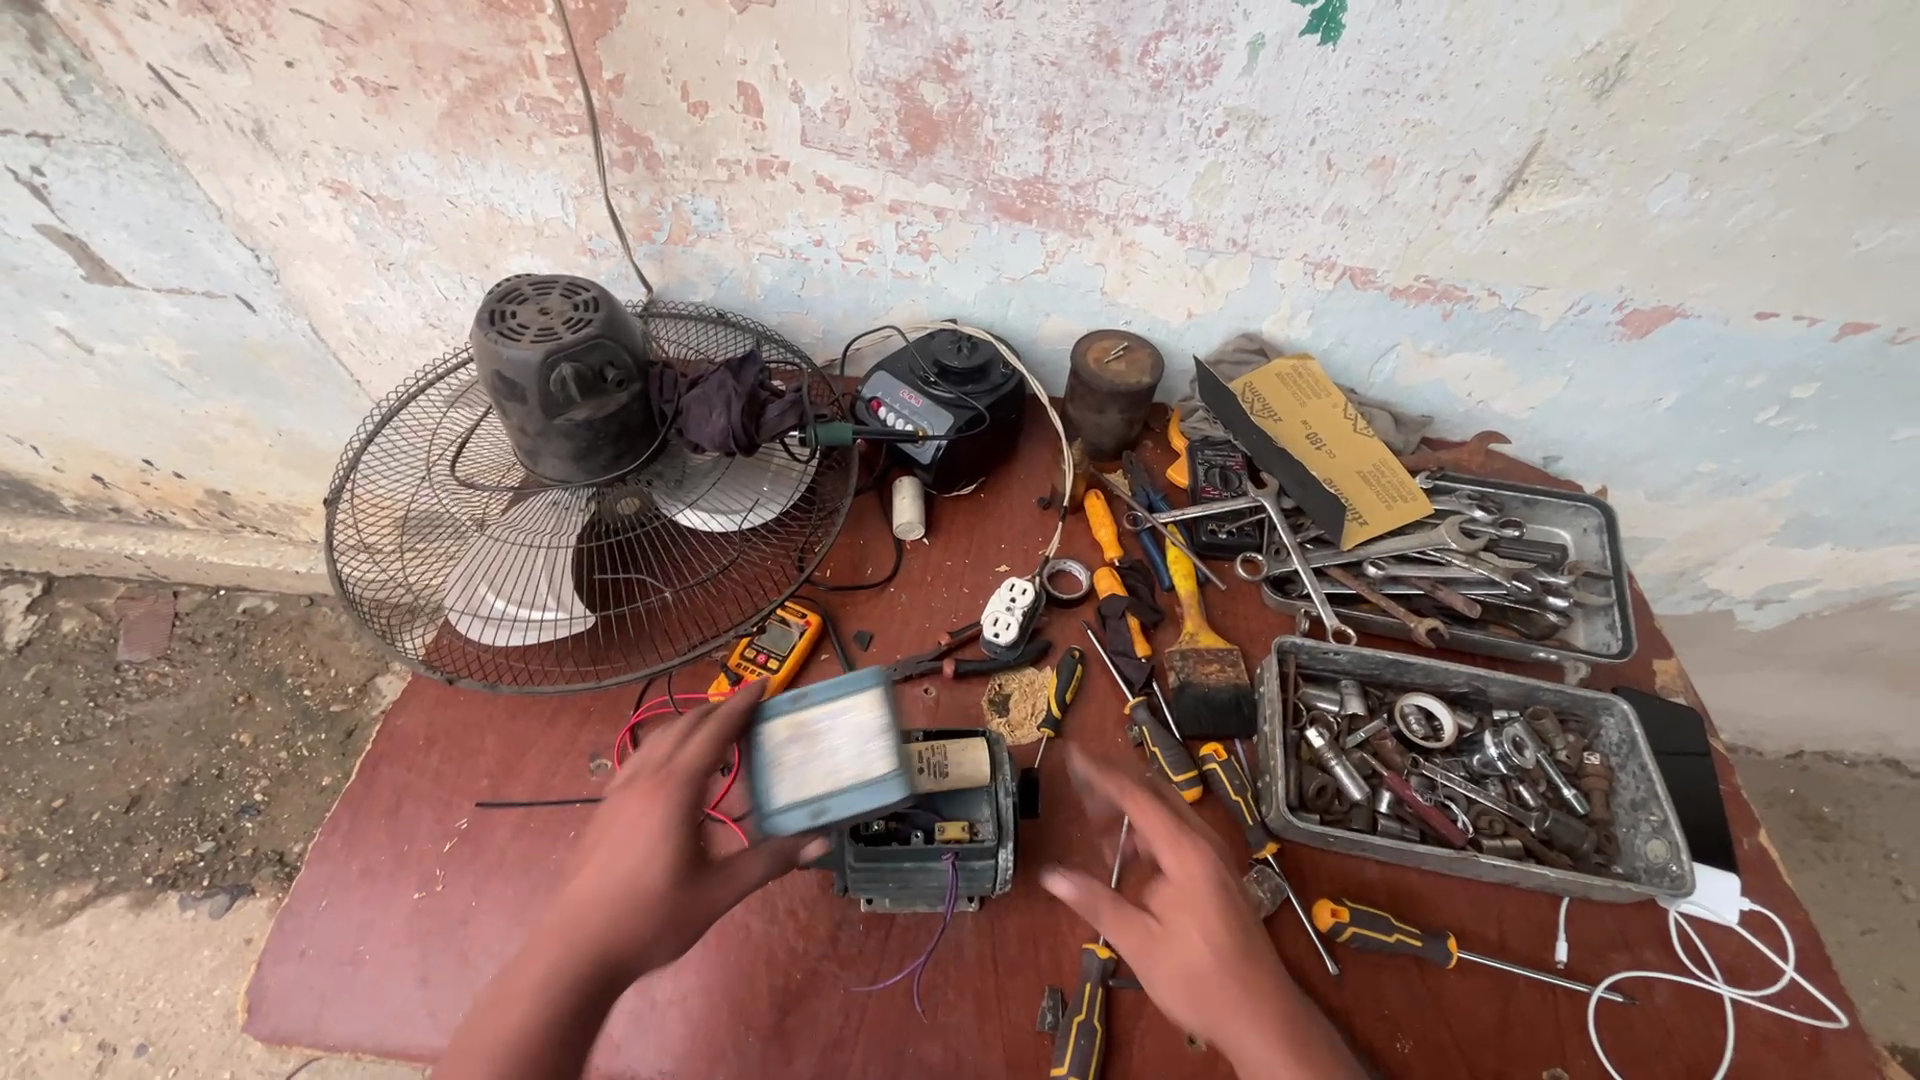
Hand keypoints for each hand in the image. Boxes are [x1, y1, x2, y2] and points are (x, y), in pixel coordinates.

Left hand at [548, 684, 826, 982]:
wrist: (576, 950)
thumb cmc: (652, 919)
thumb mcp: (719, 891)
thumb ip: (770, 861)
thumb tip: (821, 842)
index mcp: (676, 789)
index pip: (714, 731)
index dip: (741, 706)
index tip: (764, 686)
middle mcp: (646, 778)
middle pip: (685, 726)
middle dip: (718, 709)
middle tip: (749, 707)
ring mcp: (620, 791)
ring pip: (658, 738)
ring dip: (690, 723)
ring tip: (716, 728)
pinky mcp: (605, 807)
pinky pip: (639, 756)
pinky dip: (666, 744)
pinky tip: (671, 764)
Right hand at [1039, 749, 1364, 1078]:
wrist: (1263, 1017)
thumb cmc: (1200, 981)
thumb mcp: (1140, 945)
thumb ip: (1096, 903)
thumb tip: (1051, 875)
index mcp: (1185, 852)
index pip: (1137, 795)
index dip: (1101, 773)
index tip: (1072, 754)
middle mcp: (1202, 843)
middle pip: (1154, 793)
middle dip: (1114, 784)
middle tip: (1077, 782)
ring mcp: (1213, 856)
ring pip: (1167, 811)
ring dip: (1130, 809)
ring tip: (1094, 822)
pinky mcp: (1215, 872)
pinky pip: (1176, 832)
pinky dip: (1146, 830)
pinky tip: (1126, 854)